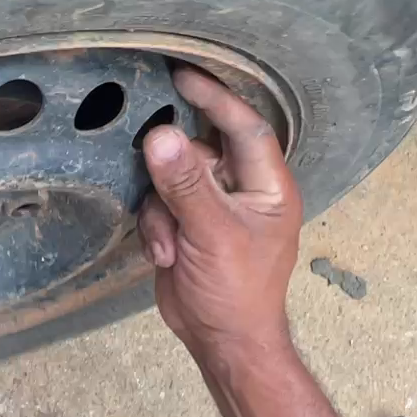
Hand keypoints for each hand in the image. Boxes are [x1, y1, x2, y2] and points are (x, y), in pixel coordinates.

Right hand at [137, 67, 303, 362]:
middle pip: (199, 149)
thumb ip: (186, 184)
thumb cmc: (237, 289)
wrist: (221, 340)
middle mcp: (241, 188)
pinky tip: (165, 255)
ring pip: (170, 179)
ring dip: (161, 211)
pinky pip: (159, 205)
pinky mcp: (185, 222)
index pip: (244, 127)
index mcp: (268, 185)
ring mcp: (211, 206)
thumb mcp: (212, 233)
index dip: (215, 98)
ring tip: (170, 245)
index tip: (182, 75)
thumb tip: (159, 134)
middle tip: (148, 152)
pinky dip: (156, 228)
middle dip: (174, 164)